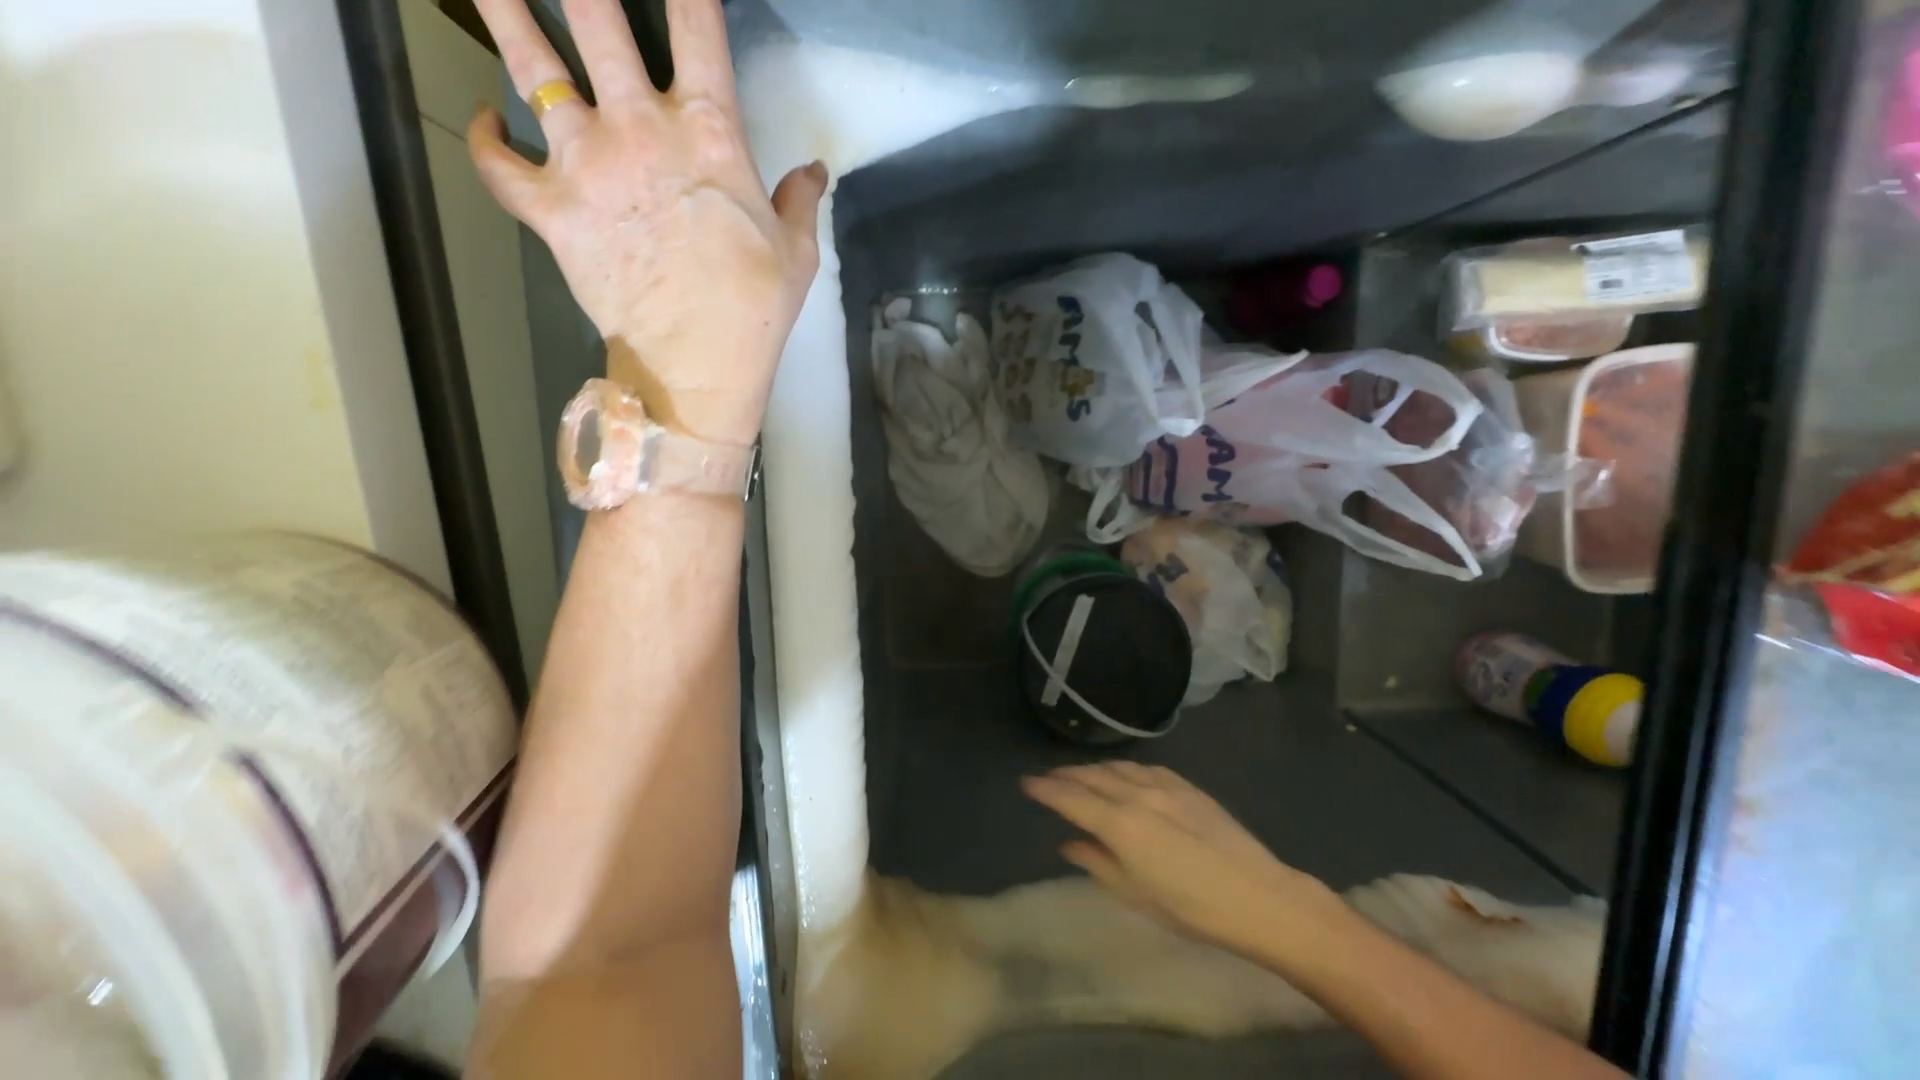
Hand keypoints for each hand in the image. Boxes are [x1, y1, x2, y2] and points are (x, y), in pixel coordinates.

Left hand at [468, 0, 827, 444]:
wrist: (696, 366)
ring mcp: (586, 165)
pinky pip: (499, 164)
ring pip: (531, 68)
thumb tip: (812, 172)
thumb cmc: (755, 307)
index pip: (696, 23)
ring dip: (504, 12)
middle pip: (597, 18)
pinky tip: (485, 120)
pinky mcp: (550, 210)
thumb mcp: (796, 250)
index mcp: (710, 130)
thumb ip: (799, 199)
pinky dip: (486, 140)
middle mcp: (640, 128)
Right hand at [1022, 763, 1344, 955]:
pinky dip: (1125, 768)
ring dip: (1094, 769)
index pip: (1071, 798)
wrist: (1259, 897)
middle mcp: (1138, 795)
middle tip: (1047, 779)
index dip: (1045, 789)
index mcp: (1119, 824)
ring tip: (1080, 775)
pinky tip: (1124, 775)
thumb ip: (1098, 863)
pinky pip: (1147, 768)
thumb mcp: (1136, 895)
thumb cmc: (1192, 909)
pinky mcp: (1189, 787)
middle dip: (1066, 775)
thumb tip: (1069, 844)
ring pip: (1119, 768)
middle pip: (1092, 777)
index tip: (1026, 783)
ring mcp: (1166, 787)